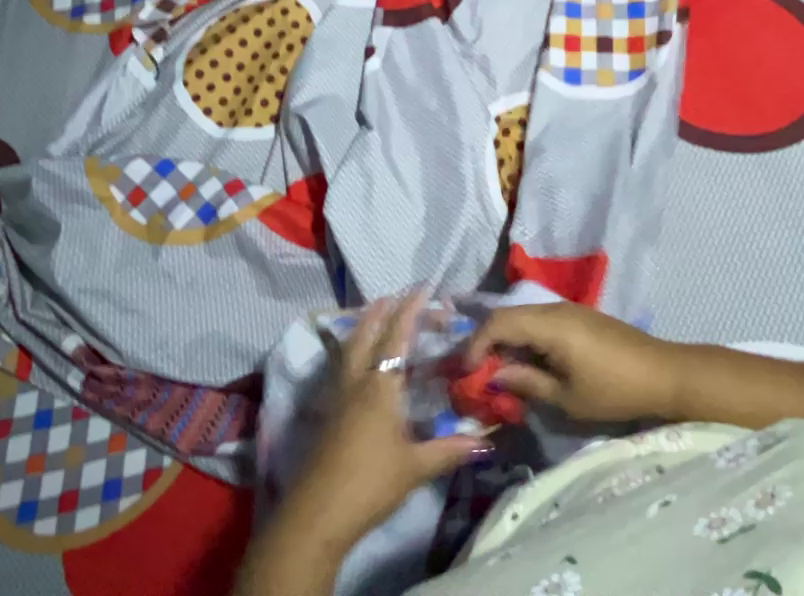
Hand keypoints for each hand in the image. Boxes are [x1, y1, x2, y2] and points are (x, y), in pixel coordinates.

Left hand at [275, 294, 488, 546]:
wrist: (317, 515)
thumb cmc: (370, 483)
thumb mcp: (416, 466)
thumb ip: (450, 449)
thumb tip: (487, 440)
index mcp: (380, 386)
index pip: (397, 337)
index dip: (410, 310)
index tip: (422, 288)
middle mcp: (355, 383)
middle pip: (365, 335)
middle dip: (380, 312)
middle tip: (393, 295)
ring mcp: (335, 398)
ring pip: (346, 350)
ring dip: (361, 329)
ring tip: (371, 317)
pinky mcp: (324, 416)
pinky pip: (339, 369)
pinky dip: (350, 353)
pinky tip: (354, 364)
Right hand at [464, 301, 686, 421]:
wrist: (665, 374)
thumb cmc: (614, 390)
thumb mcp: (566, 396)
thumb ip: (526, 383)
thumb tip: (495, 376)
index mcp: (550, 323)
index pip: (498, 322)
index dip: (476, 345)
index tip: (466, 373)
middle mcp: (556, 308)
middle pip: (508, 316)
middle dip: (487, 342)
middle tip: (476, 374)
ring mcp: (570, 310)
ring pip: (524, 318)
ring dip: (507, 341)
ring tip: (499, 372)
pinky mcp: (580, 318)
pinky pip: (541, 321)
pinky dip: (526, 339)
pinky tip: (527, 364)